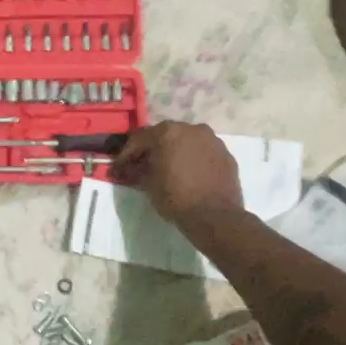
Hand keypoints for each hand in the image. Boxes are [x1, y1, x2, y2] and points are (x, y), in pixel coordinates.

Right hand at [110, 122, 244, 227]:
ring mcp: (212, 140)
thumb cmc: (175, 197)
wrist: (215, 216)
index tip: (119, 168)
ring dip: (174, 152)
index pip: (139, 139)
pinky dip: (192, 159)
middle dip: (152, 150)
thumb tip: (122, 169)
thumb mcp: (147, 184)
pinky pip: (203, 152)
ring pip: (186, 141)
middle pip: (164, 136)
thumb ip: (134, 171)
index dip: (127, 154)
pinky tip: (188, 174)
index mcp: (167, 132)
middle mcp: (191, 128)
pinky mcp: (226, 154)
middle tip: (142, 166)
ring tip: (168, 169)